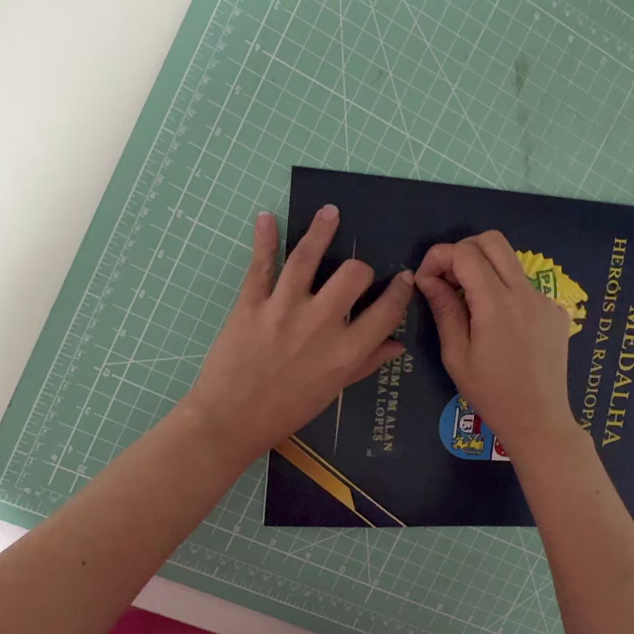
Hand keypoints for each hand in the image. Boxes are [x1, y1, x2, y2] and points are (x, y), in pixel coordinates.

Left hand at [178, 206, 412, 465]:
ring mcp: (284, 309)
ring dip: (320, 230)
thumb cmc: (284, 412)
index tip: (403, 278)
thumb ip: (365, 364)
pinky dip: (264, 238)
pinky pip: (261, 264)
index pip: (386, 312)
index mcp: (346, 351)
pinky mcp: (251, 303)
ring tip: (329, 212)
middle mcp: (321, 324)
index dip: (400, 291)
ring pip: (307, 257)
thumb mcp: (332, 392)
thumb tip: (396, 346)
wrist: (230, 421)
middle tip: (354, 272)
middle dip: (360, 270)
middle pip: (353, 275)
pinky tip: (267, 218)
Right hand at [414, 231, 579, 450]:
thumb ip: (444, 310)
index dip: (439, 257)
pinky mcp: (556, 311)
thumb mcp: (456, 355)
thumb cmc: (491, 393)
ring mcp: (545, 300)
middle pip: (492, 241)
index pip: (465, 254)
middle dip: (463, 250)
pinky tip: (498, 325)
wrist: (539, 419)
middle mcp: (525, 293)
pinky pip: (524, 286)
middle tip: (446, 278)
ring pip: (510, 261)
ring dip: (484, 268)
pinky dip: (504, 290)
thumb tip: (428, 279)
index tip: (426, 280)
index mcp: (497, 304)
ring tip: (468, 302)